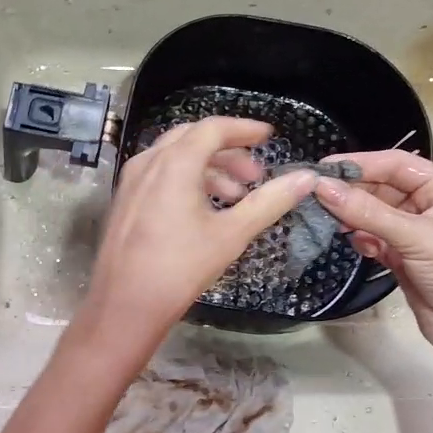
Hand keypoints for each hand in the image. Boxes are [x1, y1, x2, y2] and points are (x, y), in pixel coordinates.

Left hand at [82, 117, 317, 343]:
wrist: (125, 305)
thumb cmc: (181, 268)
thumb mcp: (232, 234)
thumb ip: (270, 202)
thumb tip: (306, 179)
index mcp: (175, 163)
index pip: (213, 128)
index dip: (244, 129)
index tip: (269, 137)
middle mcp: (149, 162)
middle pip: (193, 138)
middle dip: (228, 151)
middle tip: (255, 175)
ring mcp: (132, 181)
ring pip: (175, 157)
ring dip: (209, 168)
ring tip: (236, 197)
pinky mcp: (125, 200)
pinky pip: (160, 174)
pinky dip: (187, 180)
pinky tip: (204, 209)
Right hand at [314, 150, 432, 356]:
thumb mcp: (415, 237)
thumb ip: (366, 212)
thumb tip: (322, 187)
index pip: (397, 165)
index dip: (362, 163)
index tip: (324, 168)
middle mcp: (432, 206)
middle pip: (383, 188)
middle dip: (354, 192)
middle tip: (317, 195)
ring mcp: (417, 233)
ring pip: (376, 215)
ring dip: (355, 217)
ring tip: (329, 220)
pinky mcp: (404, 258)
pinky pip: (376, 238)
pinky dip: (364, 240)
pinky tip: (357, 244)